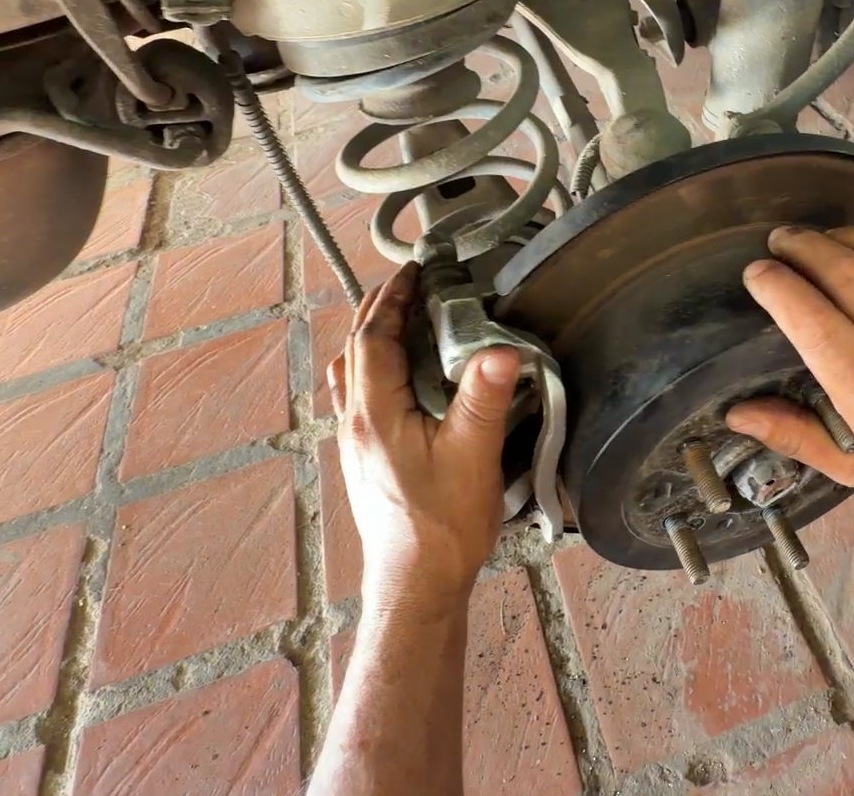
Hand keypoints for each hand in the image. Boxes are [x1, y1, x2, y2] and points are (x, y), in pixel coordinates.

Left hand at [327, 263, 517, 613]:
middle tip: (410, 283)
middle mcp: (355, 421)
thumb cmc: (443, 523)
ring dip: (371, 336)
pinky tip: (396, 375)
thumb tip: (501, 348)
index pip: (373, 337)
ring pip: (351, 371)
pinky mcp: (363, 457)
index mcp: (374, 412)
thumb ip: (483, 400)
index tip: (415, 270)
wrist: (415, 583)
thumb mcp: (472, 457)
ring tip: (401, 318)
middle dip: (379, 308)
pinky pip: (358, 393)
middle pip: (356, 348)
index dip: (393, 299)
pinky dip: (372, 365)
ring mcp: (354, 441)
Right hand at [724, 226, 853, 518]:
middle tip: (779, 242)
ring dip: (844, 235)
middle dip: (802, 247)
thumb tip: (736, 414)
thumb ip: (791, 436)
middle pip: (847, 273)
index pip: (815, 322)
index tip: (756, 273)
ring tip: (820, 239)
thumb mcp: (850, 468)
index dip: (778, 288)